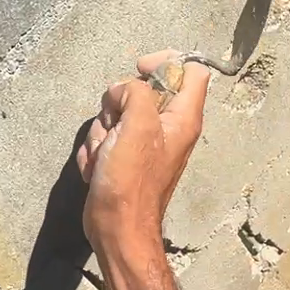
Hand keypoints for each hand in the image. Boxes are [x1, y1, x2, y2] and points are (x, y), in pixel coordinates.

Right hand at [76, 51, 209, 254]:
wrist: (116, 229)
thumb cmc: (131, 182)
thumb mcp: (137, 126)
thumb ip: (136, 93)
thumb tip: (124, 89)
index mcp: (183, 117)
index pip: (192, 69)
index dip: (166, 60)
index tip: (140, 68)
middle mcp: (168, 127)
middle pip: (142, 89)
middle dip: (118, 104)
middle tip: (117, 126)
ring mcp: (144, 142)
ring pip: (117, 113)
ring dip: (102, 132)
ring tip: (105, 155)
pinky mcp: (124, 156)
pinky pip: (105, 136)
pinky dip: (97, 149)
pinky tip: (98, 168)